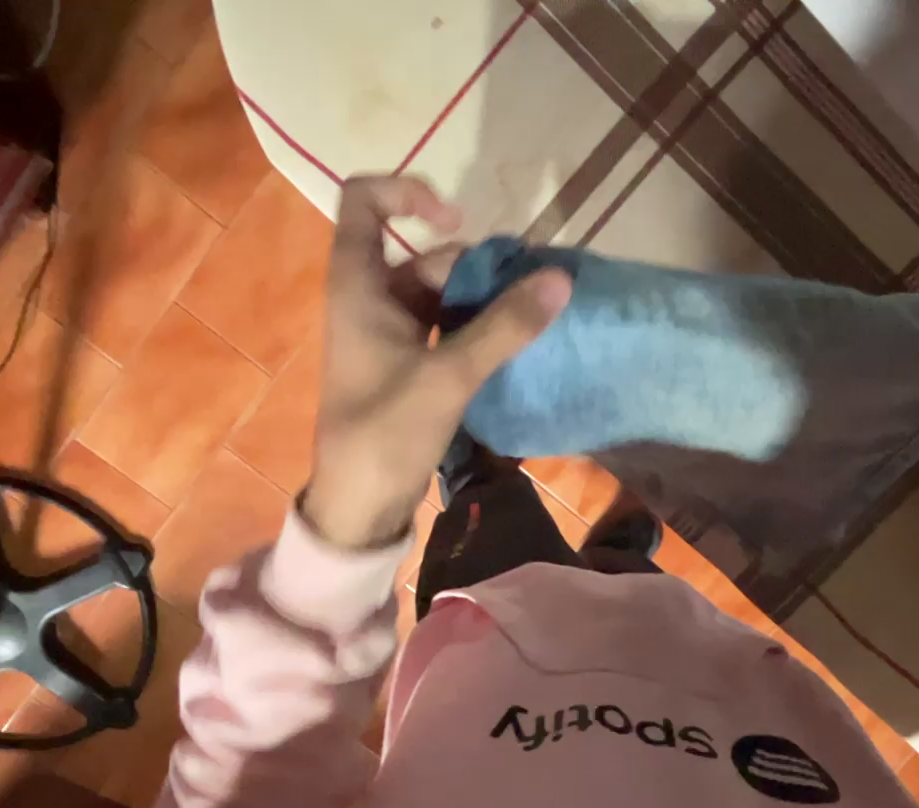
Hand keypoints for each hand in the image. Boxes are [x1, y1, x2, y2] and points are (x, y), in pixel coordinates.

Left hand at [302, 176, 570, 549]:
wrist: (360, 501)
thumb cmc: (387, 430)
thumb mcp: (449, 375)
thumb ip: (505, 326)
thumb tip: (559, 277)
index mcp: (359, 286)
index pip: (364, 202)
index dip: (407, 194)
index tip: (458, 222)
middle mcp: (371, 301)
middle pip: (425, 258)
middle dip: (477, 267)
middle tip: (532, 288)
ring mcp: (390, 336)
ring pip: (441, 296)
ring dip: (485, 301)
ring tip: (535, 316)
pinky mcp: (408, 367)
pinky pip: (446, 329)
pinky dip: (478, 329)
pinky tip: (515, 344)